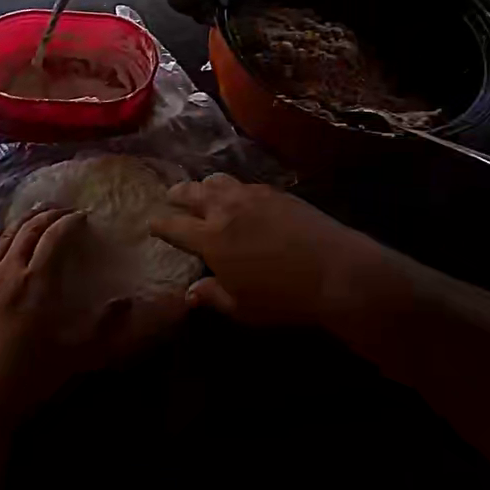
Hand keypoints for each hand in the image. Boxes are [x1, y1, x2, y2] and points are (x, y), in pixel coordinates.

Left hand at [0, 207, 183, 425]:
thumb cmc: (29, 377)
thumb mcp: (76, 356)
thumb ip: (106, 328)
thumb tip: (130, 302)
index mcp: (37, 282)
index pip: (54, 237)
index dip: (70, 222)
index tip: (84, 216)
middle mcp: (9, 272)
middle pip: (28, 230)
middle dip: (47, 215)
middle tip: (63, 210)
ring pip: (3, 238)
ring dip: (22, 223)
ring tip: (35, 216)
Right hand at [148, 174, 401, 328]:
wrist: (336, 271)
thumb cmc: (284, 297)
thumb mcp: (243, 307)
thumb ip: (213, 295)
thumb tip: (190, 294)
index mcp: (210, 238)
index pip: (174, 226)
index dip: (160, 225)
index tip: (152, 224)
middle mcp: (225, 209)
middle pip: (191, 192)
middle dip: (177, 195)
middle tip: (171, 197)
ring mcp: (251, 196)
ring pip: (218, 181)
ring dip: (205, 186)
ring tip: (204, 192)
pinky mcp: (275, 192)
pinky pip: (245, 184)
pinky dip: (234, 189)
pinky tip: (241, 198)